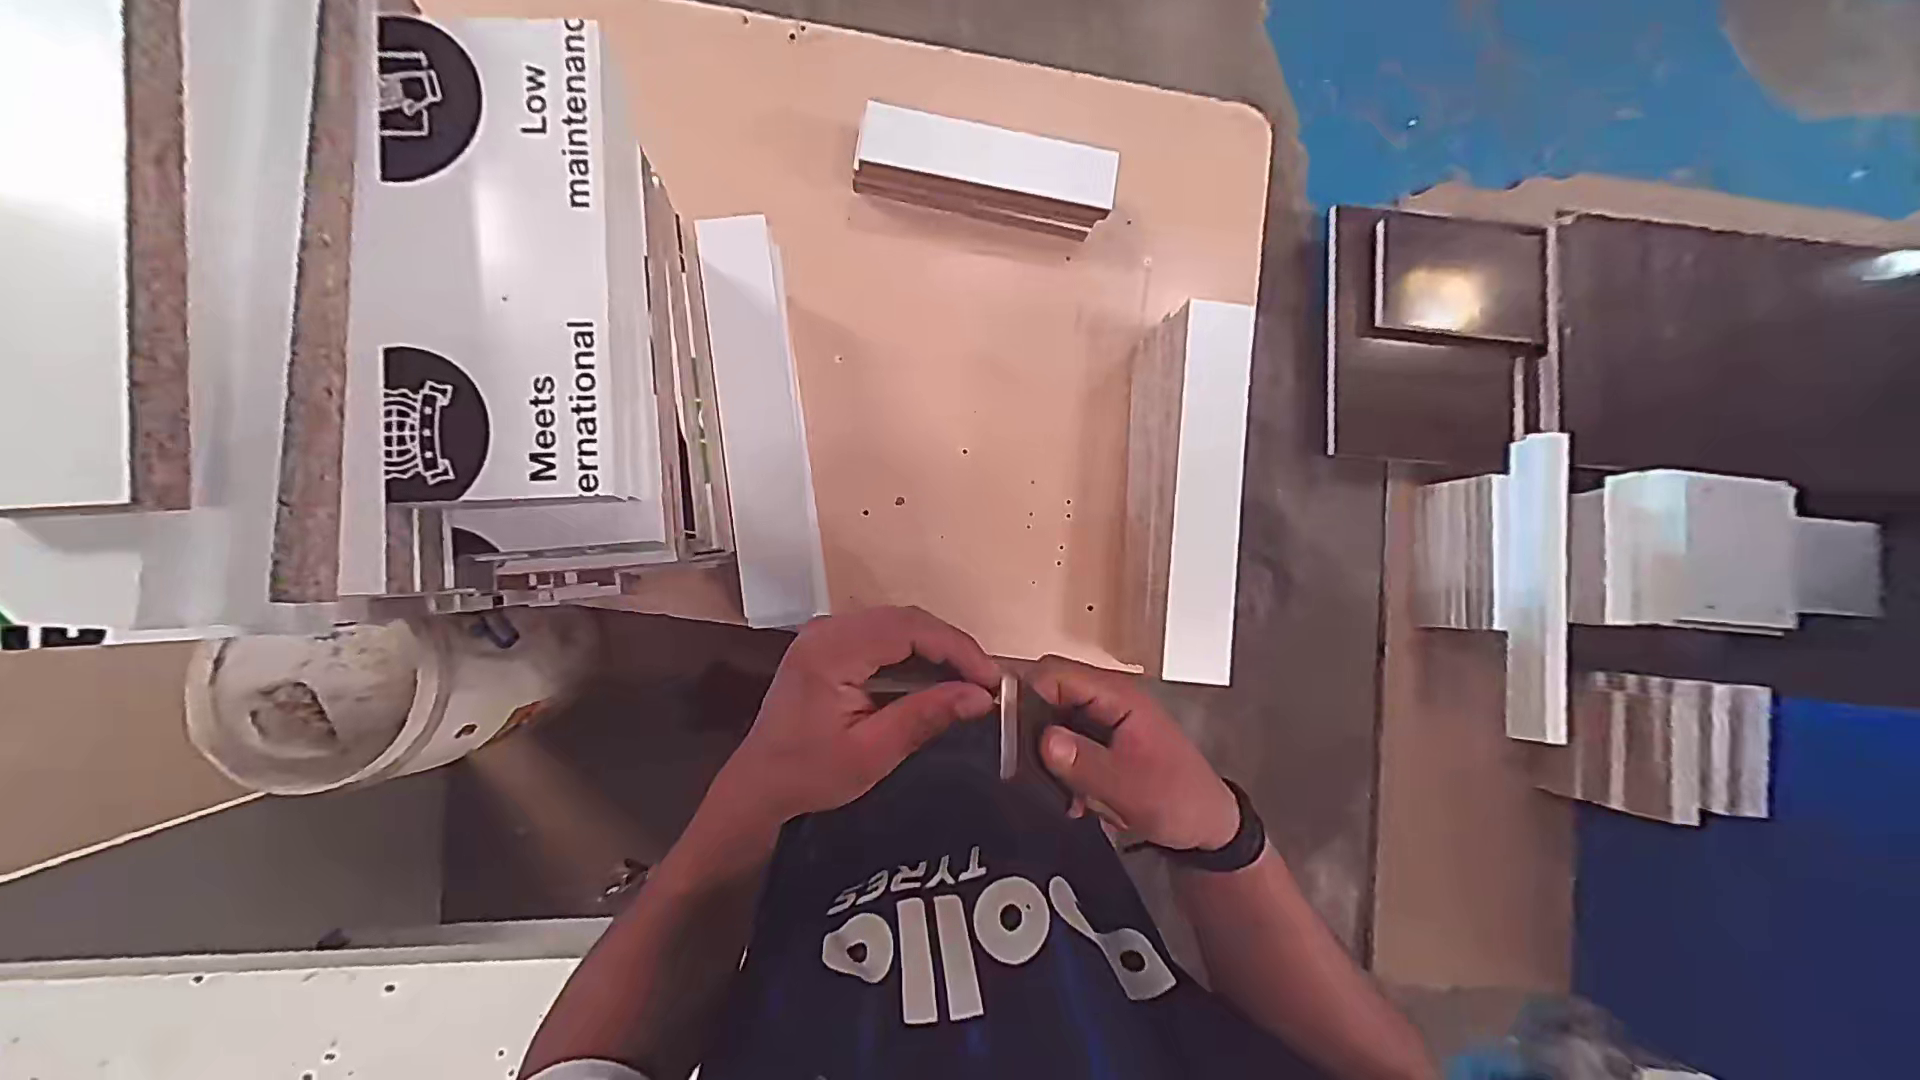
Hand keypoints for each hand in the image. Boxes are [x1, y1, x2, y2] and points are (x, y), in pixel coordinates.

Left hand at [713, 606, 999, 824]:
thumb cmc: (809, 774)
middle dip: (952, 645)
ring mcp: (827, 632)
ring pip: (898, 622)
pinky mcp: (831, 642)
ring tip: (970, 676)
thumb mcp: (871, 753)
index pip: (908, 629)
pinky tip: (938, 671)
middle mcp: (828, 629)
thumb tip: (980, 697)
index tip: (990, 677)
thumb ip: (924, 717)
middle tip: (986, 679)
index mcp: (831, 650)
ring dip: (937, 645)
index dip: (956, 648)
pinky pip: (884, 633)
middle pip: (906, 619)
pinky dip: (917, 649)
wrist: (759, 783)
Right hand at [1030, 655, 1239, 852]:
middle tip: (1016, 758)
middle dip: (1030, 723)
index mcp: (1118, 696)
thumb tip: (1043, 740)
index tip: (1004, 725)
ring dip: (1043, 748)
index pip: (1057, 674)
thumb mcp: (1131, 789)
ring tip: (1045, 783)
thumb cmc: (1179, 800)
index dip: (1026, 692)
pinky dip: (1056, 762)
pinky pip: (1063, 738)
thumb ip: (1085, 764)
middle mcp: (1106, 699)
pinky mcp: (1098, 739)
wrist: (1207, 826)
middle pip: (1049, 691)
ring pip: (1052, 716)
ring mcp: (1102, 718)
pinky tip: (1064, 794)